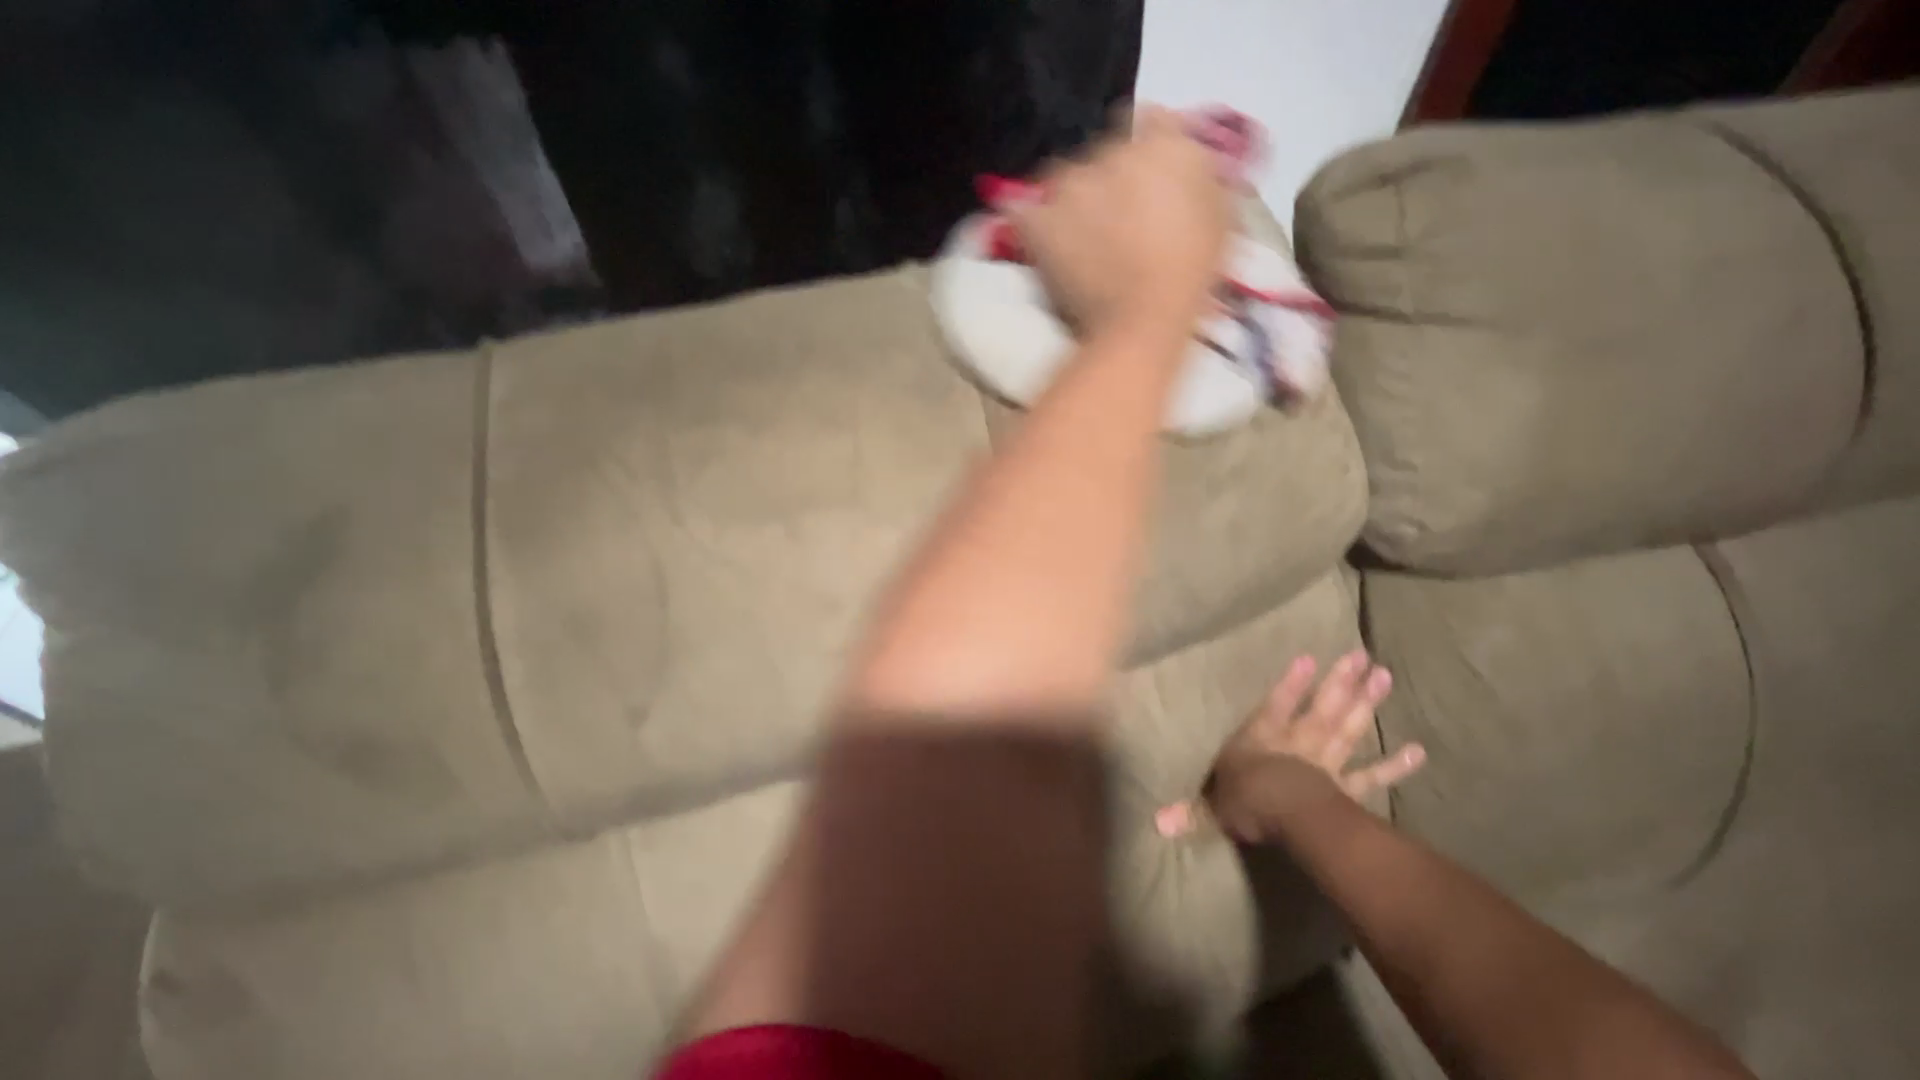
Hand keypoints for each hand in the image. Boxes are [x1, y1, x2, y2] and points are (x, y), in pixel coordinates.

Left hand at [1008, 105, 1230, 341]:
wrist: (1143, 319)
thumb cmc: (1193, 275)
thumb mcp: (1222, 217)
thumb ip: (1203, 178)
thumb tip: (1191, 165)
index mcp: (1164, 144)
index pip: (1151, 120)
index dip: (1149, 148)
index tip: (1151, 177)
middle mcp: (1112, 151)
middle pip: (1105, 154)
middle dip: (1111, 180)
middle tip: (1120, 222)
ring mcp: (1069, 184)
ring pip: (1065, 180)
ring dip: (1074, 201)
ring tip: (1082, 240)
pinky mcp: (1037, 219)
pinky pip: (1024, 211)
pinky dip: (1033, 223)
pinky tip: (1045, 242)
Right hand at [1156, 651, 1426, 842]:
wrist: (1284, 816)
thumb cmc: (1242, 803)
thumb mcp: (1208, 807)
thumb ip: (1189, 811)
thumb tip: (1156, 822)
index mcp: (1260, 739)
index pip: (1274, 705)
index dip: (1290, 683)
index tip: (1308, 657)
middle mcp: (1296, 743)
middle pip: (1321, 708)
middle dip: (1341, 681)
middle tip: (1363, 655)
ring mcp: (1326, 763)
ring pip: (1347, 727)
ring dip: (1366, 703)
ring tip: (1384, 676)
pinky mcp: (1346, 787)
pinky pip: (1372, 775)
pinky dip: (1395, 764)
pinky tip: (1418, 750)